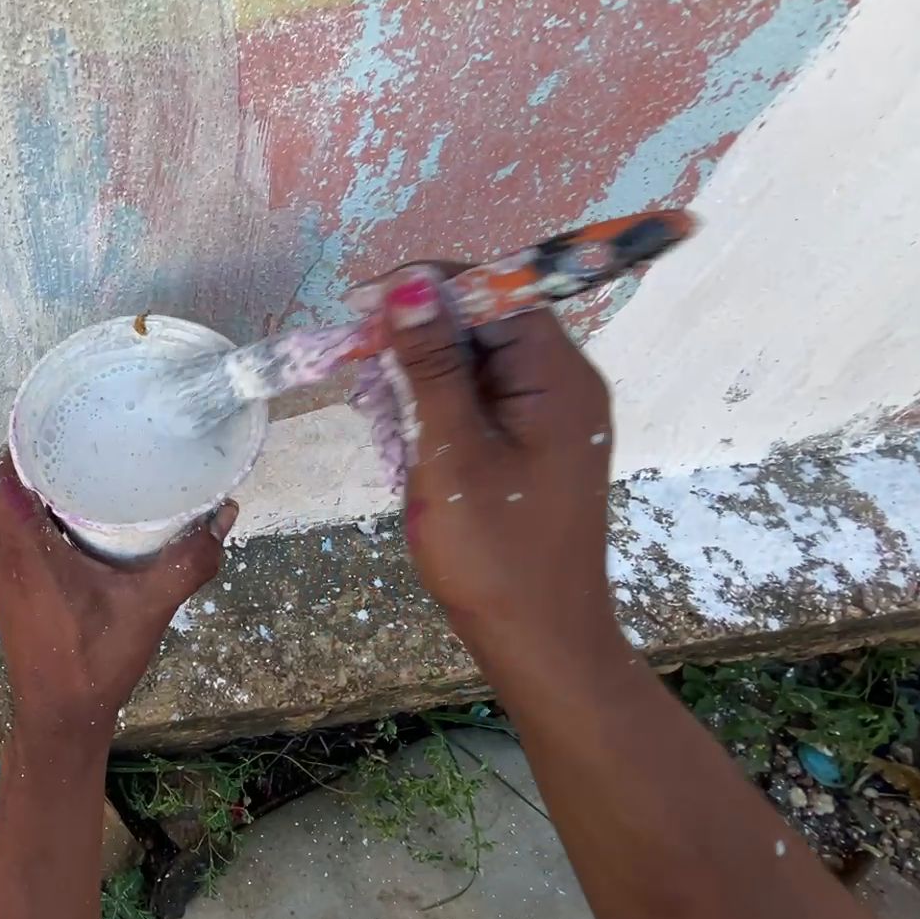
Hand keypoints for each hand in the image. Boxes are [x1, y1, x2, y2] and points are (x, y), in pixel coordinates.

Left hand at [0, 450, 235, 747]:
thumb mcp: (147, 610)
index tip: (56, 415)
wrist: (58, 720)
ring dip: (32, 487)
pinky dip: (32, 514)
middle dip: (34, 456)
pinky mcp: (10, 590)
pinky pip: (12, 533)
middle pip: (4, 488)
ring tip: (77, 462)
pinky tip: (71, 514)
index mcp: (23, 552)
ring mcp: (2, 575)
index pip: (4, 477)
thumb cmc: (95, 664)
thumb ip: (186, 563)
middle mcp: (2, 557)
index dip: (22, 441)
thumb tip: (222, 514)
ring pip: (7, 512)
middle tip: (78, 433)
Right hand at [378, 266, 616, 645]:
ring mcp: (541, 414)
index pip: (496, 293)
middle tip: (362, 374)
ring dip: (415, 377)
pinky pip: (470, 399)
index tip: (361, 304)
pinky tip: (400, 436)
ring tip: (379, 416)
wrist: (533, 634)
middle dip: (415, 339)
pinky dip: (429, 407)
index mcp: (557, 376)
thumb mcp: (450, 449)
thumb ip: (430, 363)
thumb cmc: (492, 548)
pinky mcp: (522, 441)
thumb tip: (410, 284)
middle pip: (480, 324)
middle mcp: (558, 383)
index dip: (428, 287)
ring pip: (468, 362)